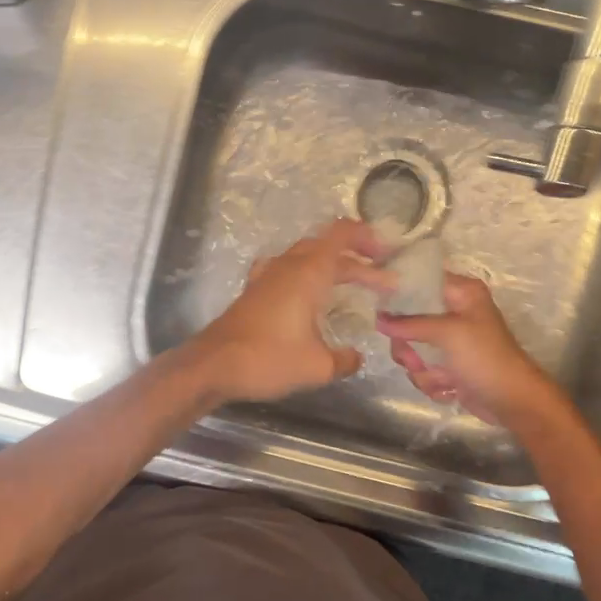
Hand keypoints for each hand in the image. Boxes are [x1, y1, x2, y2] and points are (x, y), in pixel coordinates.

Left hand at [190, 219, 395, 402]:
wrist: (213, 366)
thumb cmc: (268, 359)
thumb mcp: (317, 367)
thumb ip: (344, 360)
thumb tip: (355, 358)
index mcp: (308, 272)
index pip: (341, 233)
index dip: (367, 236)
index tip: (387, 254)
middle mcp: (287, 266)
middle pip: (326, 247)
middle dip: (355, 259)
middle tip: (379, 279)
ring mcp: (266, 278)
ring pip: (304, 258)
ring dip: (329, 266)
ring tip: (348, 284)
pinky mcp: (252, 293)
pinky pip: (285, 271)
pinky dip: (304, 276)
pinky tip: (306, 295)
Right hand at [375, 273, 565, 429]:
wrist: (511, 400)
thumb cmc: (484, 358)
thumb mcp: (448, 333)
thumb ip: (410, 324)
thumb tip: (378, 319)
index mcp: (461, 294)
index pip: (421, 281)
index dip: (399, 294)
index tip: (382, 310)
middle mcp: (454, 313)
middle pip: (408, 322)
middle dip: (410, 348)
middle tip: (415, 359)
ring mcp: (450, 342)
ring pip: (412, 351)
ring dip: (422, 370)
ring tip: (442, 378)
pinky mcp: (447, 365)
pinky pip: (422, 369)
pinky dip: (432, 382)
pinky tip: (449, 389)